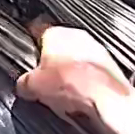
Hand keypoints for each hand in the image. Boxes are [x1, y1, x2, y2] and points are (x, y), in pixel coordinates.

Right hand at [17, 25, 133, 120]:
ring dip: (72, 74)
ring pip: (77, 60)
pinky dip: (87, 84)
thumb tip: (22, 86)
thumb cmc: (72, 85)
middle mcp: (78, 36)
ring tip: (65, 95)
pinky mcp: (112, 67)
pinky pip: (93, 74)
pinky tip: (82, 99)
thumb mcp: (32, 86)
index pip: (38, 34)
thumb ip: (24, 82)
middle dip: (53, 65)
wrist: (106, 100)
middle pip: (59, 48)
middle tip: (45, 83)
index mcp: (56, 33)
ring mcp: (98, 50)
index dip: (32, 50)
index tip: (30, 61)